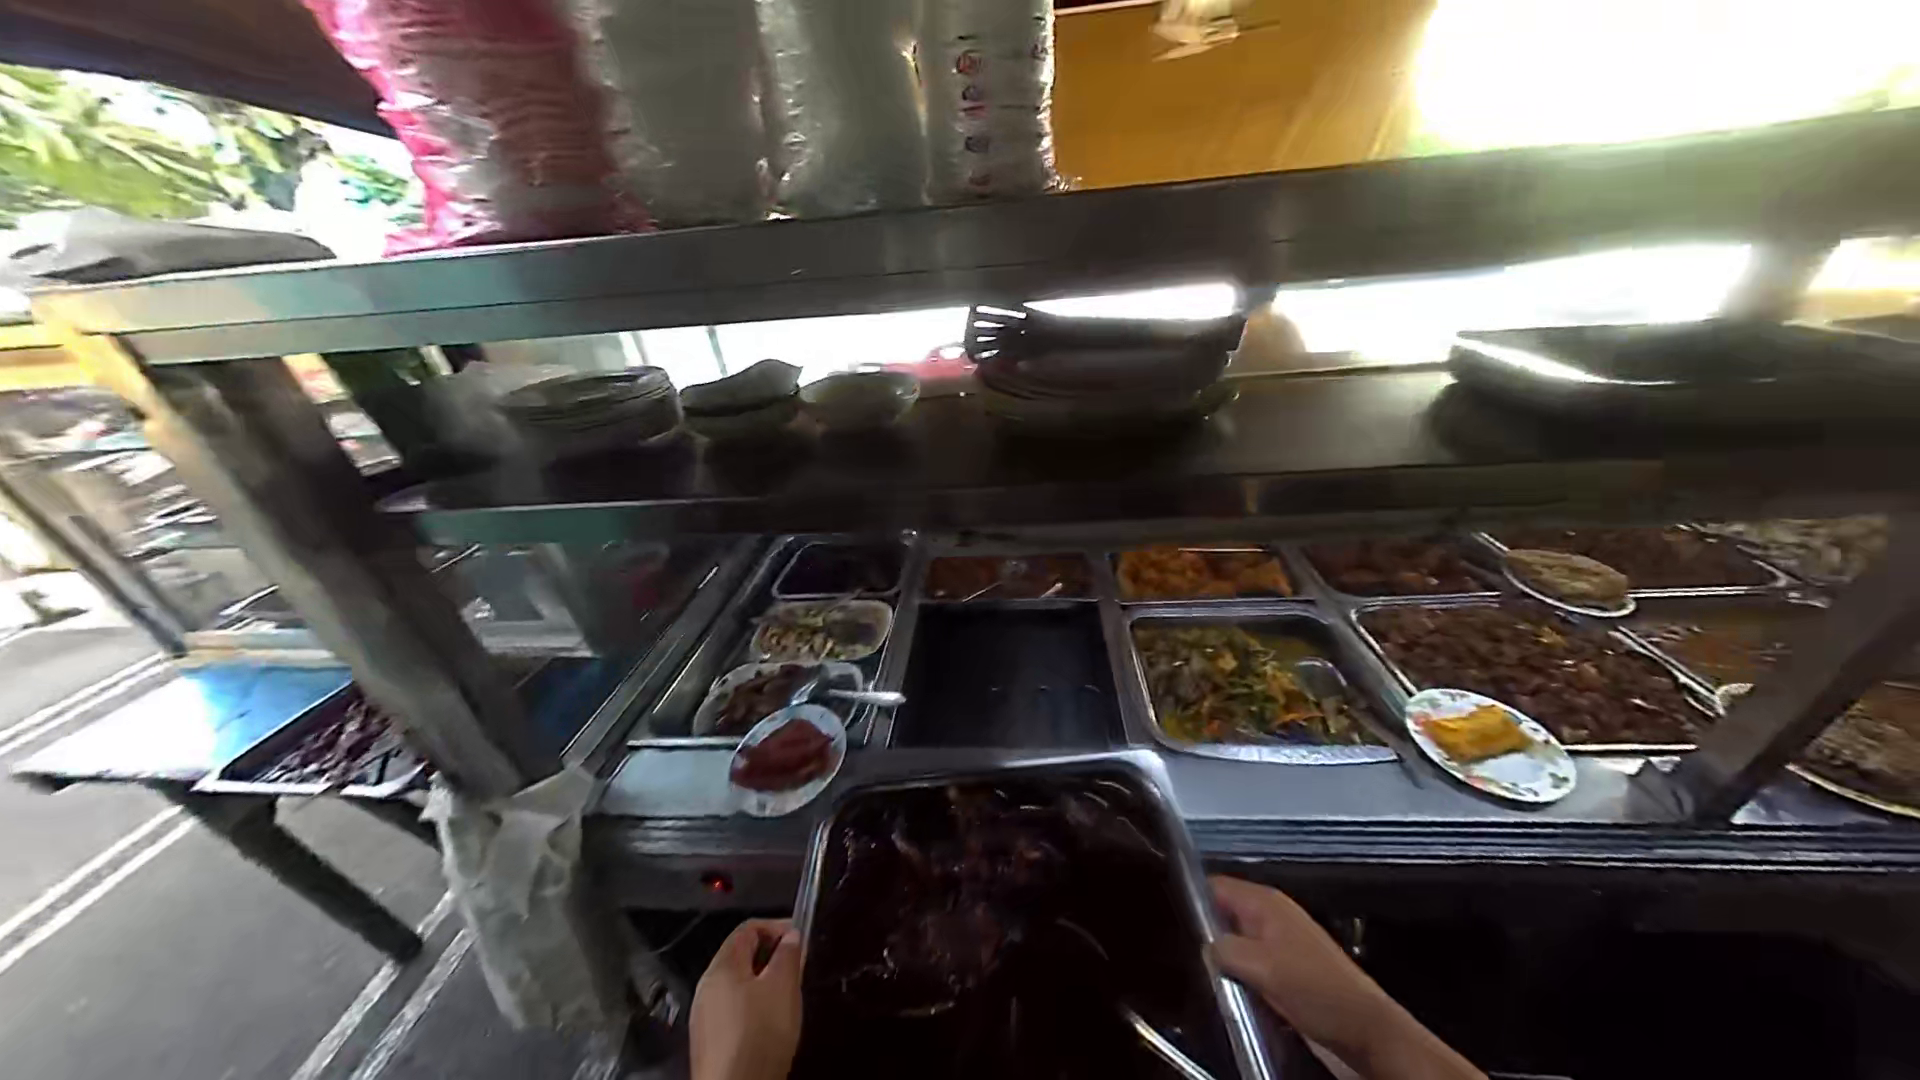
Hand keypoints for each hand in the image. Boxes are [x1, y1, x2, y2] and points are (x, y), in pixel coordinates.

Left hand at [690, 918, 803, 1079]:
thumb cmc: (760, 1034)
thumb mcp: (784, 986)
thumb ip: (789, 954)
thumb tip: (791, 936)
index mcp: (720, 968)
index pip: (748, 928)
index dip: (777, 926)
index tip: (801, 938)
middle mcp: (706, 989)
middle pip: (742, 956)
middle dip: (773, 955)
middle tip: (799, 966)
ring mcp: (704, 1019)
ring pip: (740, 986)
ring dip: (766, 982)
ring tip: (789, 994)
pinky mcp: (710, 1046)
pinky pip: (735, 1011)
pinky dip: (755, 1007)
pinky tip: (772, 1025)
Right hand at [1209, 877, 1482, 1079]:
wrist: (1369, 1034)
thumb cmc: (1317, 991)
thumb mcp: (1262, 967)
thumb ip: (1223, 949)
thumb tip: (1204, 946)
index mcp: (1264, 901)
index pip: (1213, 884)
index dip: (1190, 899)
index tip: (1174, 923)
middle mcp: (1270, 914)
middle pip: (1221, 913)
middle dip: (1207, 934)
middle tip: (1190, 957)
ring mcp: (1279, 942)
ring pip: (1234, 941)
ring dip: (1224, 960)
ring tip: (1209, 976)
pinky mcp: (1285, 969)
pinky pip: (1249, 963)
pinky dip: (1240, 976)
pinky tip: (1233, 991)